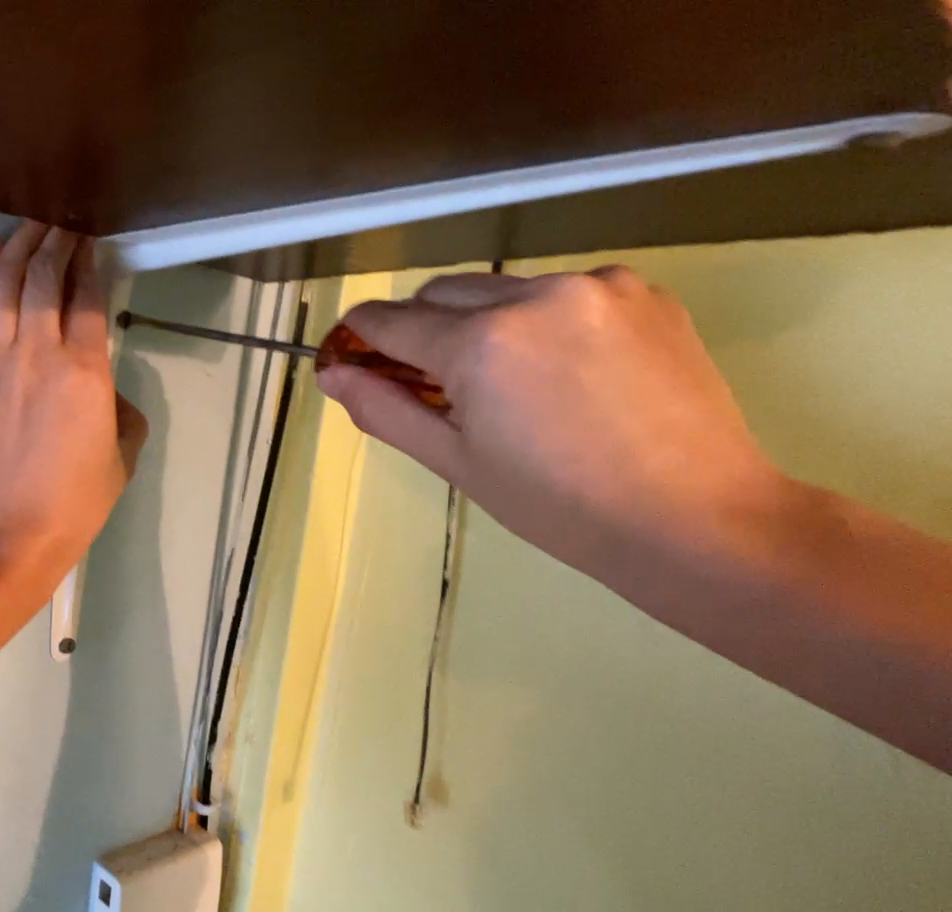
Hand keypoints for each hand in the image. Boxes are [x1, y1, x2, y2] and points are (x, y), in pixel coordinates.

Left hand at [0, 222, 147, 586]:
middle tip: (61, 227)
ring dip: (15, 247)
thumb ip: (122, 411)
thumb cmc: (74, 505)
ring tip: (26, 228)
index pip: (87, 296)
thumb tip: (106, 390)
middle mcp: (38, 353)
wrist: (8, 536)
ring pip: (2, 284)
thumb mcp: (122, 458)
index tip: (91, 245)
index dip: (89, 261)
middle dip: (54, 242)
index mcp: (86, 371)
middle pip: (43, 278)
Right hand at [320, 268, 787, 569]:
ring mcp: (597, 285)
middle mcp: (536, 294)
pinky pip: (560, 291)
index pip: (390, 320)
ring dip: (480, 323)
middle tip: (429, 386)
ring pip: (502, 289)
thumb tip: (332, 373)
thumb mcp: (454, 461)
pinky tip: (562, 372)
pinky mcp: (643, 290)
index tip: (348, 358)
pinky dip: (539, 320)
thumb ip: (384, 409)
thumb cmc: (555, 503)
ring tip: (506, 384)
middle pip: (442, 293)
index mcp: (481, 343)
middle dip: (419, 330)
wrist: (692, 514)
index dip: (358, 338)